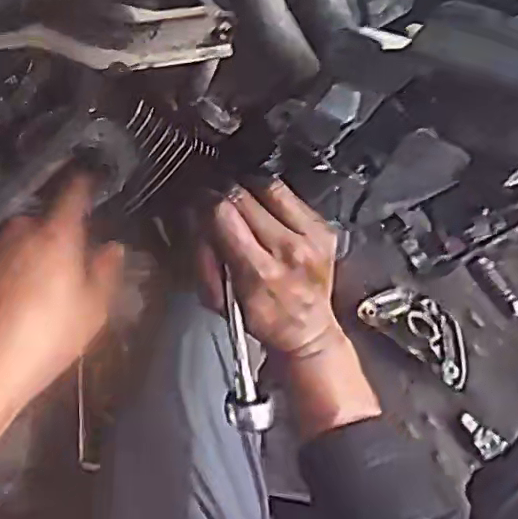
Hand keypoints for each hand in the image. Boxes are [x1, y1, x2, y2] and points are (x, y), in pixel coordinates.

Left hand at [0, 170, 127, 409]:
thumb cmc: (36, 342)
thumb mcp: (93, 310)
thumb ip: (107, 270)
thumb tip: (113, 251)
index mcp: (56, 233)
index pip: (76, 189)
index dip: (88, 181)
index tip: (94, 179)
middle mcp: (23, 231)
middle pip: (51, 218)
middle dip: (65, 236)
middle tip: (78, 267)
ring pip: (27, 240)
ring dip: (39, 255)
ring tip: (49, 296)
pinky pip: (8, 259)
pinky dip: (17, 271)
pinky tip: (24, 305)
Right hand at [201, 179, 379, 434]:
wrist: (309, 333)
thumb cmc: (263, 320)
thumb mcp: (219, 296)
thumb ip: (205, 252)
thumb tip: (195, 213)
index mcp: (259, 272)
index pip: (221, 212)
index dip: (203, 201)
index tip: (196, 203)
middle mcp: (289, 250)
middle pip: (241, 194)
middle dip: (220, 192)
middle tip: (212, 199)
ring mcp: (310, 237)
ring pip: (266, 185)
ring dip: (246, 187)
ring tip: (237, 198)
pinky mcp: (322, 228)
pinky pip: (288, 192)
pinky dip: (268, 193)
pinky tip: (261, 203)